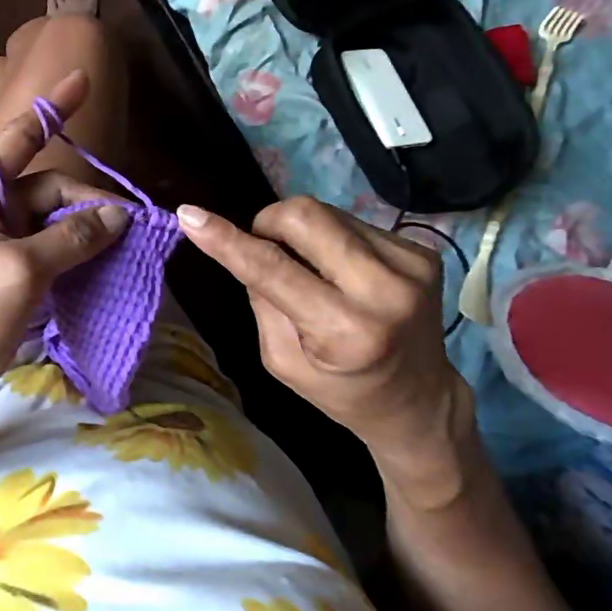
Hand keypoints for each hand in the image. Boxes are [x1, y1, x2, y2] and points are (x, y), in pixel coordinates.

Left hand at [0, 71, 130, 394]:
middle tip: (128, 222)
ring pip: (50, 216)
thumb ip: (72, 236)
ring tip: (122, 241)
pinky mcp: (7, 266)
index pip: (15, 138)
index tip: (82, 78)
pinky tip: (102, 256)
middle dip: (85, 197)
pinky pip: (48, 242)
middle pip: (44, 185)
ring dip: (85, 225)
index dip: (50, 108)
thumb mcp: (23, 269)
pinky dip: (74, 246)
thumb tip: (118, 215)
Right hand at [177, 197, 462, 455]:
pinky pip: (350, 221)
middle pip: (303, 214)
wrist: (420, 399)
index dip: (226, 240)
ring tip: (311, 270)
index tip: (189, 215)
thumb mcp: (282, 359)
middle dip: (268, 224)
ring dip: (300, 233)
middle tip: (265, 251)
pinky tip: (340, 270)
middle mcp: (384, 289)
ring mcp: (410, 263)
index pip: (271, 269)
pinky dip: (329, 239)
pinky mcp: (422, 249)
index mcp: (344, 331)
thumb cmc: (339, 389)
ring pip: (325, 211)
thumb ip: (263, 300)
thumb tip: (243, 244)